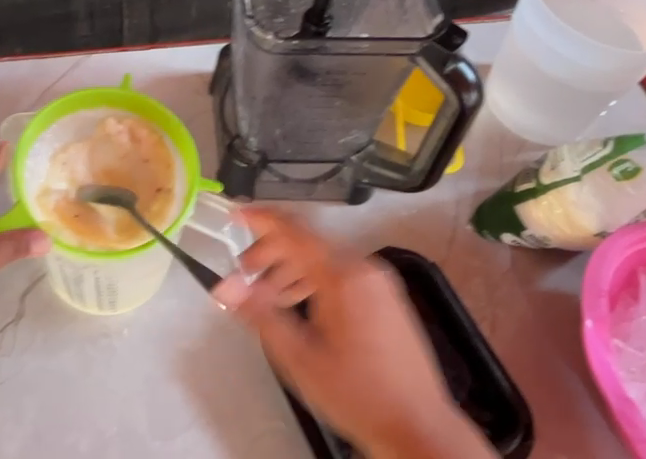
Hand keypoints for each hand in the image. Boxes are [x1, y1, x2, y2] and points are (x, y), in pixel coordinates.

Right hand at [212, 207, 496, 458]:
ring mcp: (380, 281)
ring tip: (268, 297)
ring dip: (291, 270)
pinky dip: (315, 280)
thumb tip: (225, 287)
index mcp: (342, 274)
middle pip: (308, 242)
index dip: (260, 219)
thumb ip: (260, 314)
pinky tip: (301, 307)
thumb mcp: (300, 357)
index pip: (294, 230)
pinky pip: (343, 273)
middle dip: (271, 253)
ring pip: (324, 259)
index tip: (234, 215)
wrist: (420, 429)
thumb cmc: (358, 394)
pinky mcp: (388, 297)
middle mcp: (364, 267)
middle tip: (244, 274)